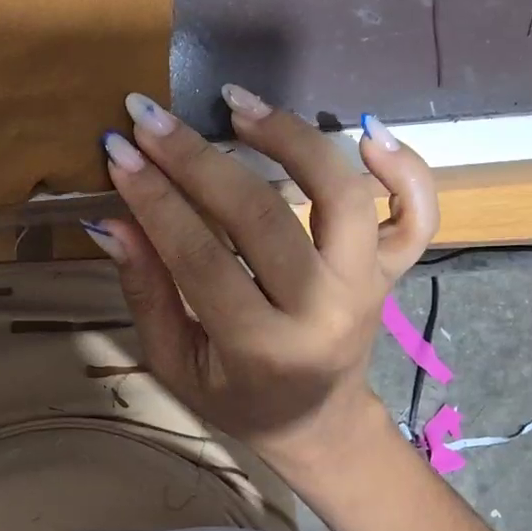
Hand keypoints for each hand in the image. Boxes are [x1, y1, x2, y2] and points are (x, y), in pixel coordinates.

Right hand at [89, 86, 439, 474]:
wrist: (318, 424)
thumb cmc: (237, 401)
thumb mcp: (176, 364)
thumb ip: (147, 295)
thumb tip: (114, 224)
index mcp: (259, 348)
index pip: (199, 256)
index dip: (155, 199)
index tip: (119, 150)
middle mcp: (321, 311)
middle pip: (261, 215)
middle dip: (197, 159)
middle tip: (153, 118)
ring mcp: (366, 286)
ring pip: (339, 193)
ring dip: (288, 137)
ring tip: (237, 106)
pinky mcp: (394, 272)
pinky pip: (416, 211)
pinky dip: (405, 167)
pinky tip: (367, 132)